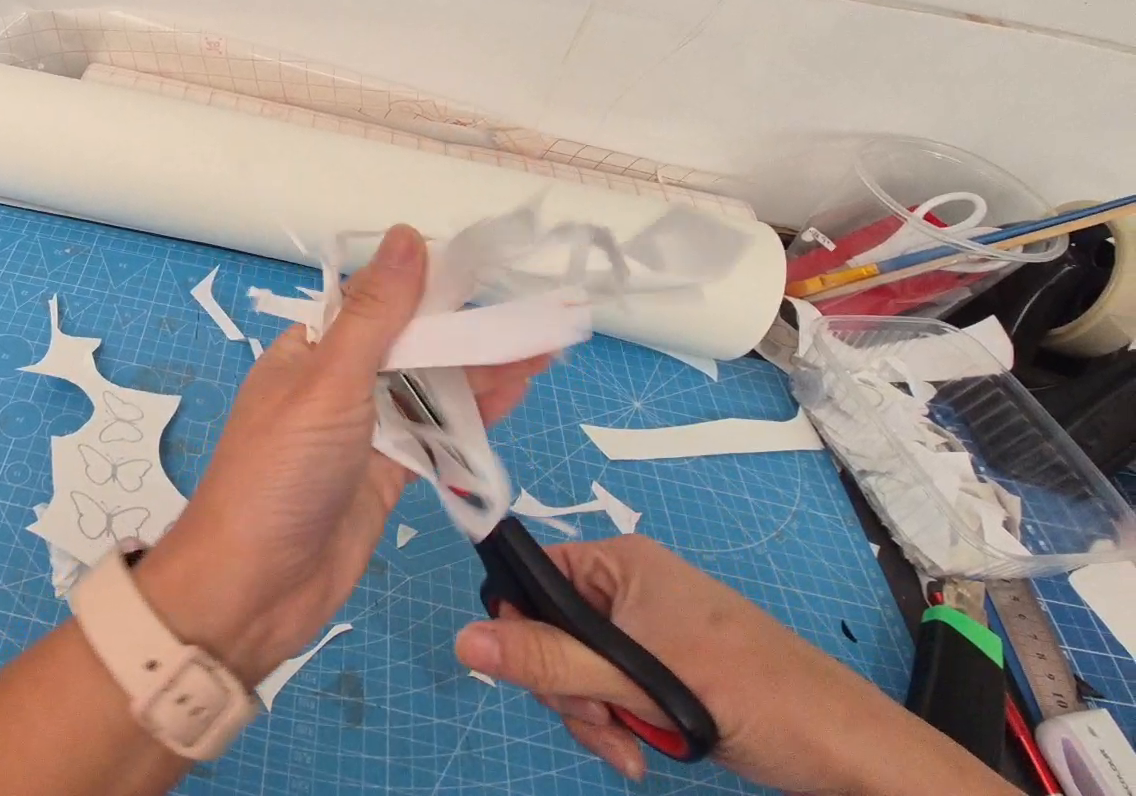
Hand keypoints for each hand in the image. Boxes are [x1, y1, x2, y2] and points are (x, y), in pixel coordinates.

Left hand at [136, 223, 548, 684]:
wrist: (256, 587)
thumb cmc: (282, 471)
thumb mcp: (328, 381)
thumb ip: (375, 314)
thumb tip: (406, 234)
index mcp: (308, 352)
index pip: (375, 303)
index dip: (428, 286)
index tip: (488, 269)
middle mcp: (335, 385)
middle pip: (409, 346)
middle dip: (467, 331)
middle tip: (536, 316)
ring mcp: (361, 432)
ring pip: (427, 391)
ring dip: (480, 371)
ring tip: (543, 348)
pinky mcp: (385, 475)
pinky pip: (434, 435)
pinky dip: (471, 416)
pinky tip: (513, 394)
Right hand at [454, 536, 1015, 794]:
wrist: (855, 756)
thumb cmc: (750, 696)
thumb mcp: (638, 682)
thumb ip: (548, 659)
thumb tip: (464, 640)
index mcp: (618, 562)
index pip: (533, 578)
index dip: (522, 628)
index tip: (542, 679)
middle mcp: (627, 585)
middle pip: (552, 629)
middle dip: (568, 686)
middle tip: (604, 725)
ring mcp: (646, 625)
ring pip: (579, 664)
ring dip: (593, 712)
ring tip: (632, 749)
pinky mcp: (663, 663)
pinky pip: (610, 684)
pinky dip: (617, 719)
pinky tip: (642, 751)